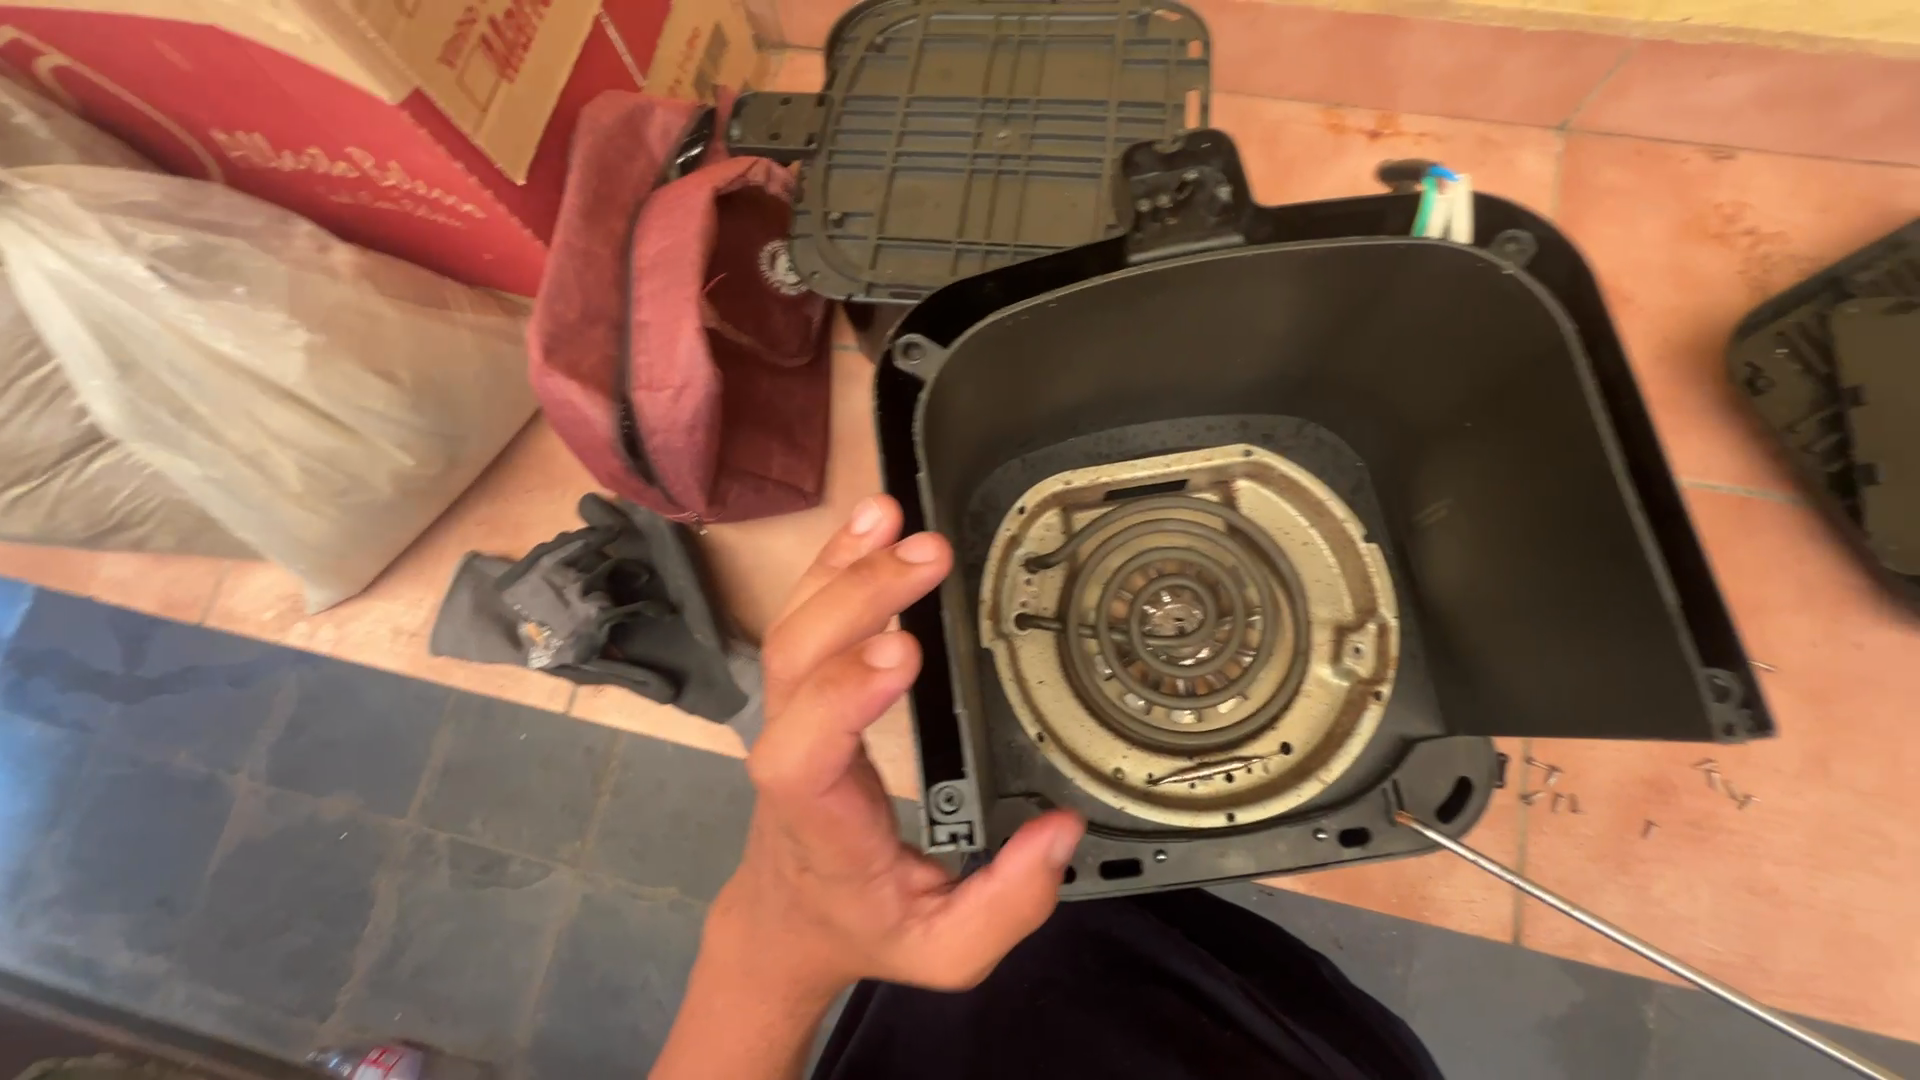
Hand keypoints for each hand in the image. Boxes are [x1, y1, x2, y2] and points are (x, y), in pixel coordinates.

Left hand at [714, 494, 1084, 999]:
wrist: (788, 912)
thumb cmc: (859, 924)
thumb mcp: (944, 950)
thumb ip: (1007, 904)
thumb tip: (1060, 831)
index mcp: (820, 817)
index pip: (804, 752)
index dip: (842, 697)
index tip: (904, 654)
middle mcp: (792, 751)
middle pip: (799, 660)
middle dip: (861, 599)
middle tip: (930, 556)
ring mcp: (791, 712)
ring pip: (793, 625)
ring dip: (844, 565)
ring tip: (893, 518)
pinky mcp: (804, 688)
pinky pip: (803, 616)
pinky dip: (833, 563)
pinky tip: (867, 524)